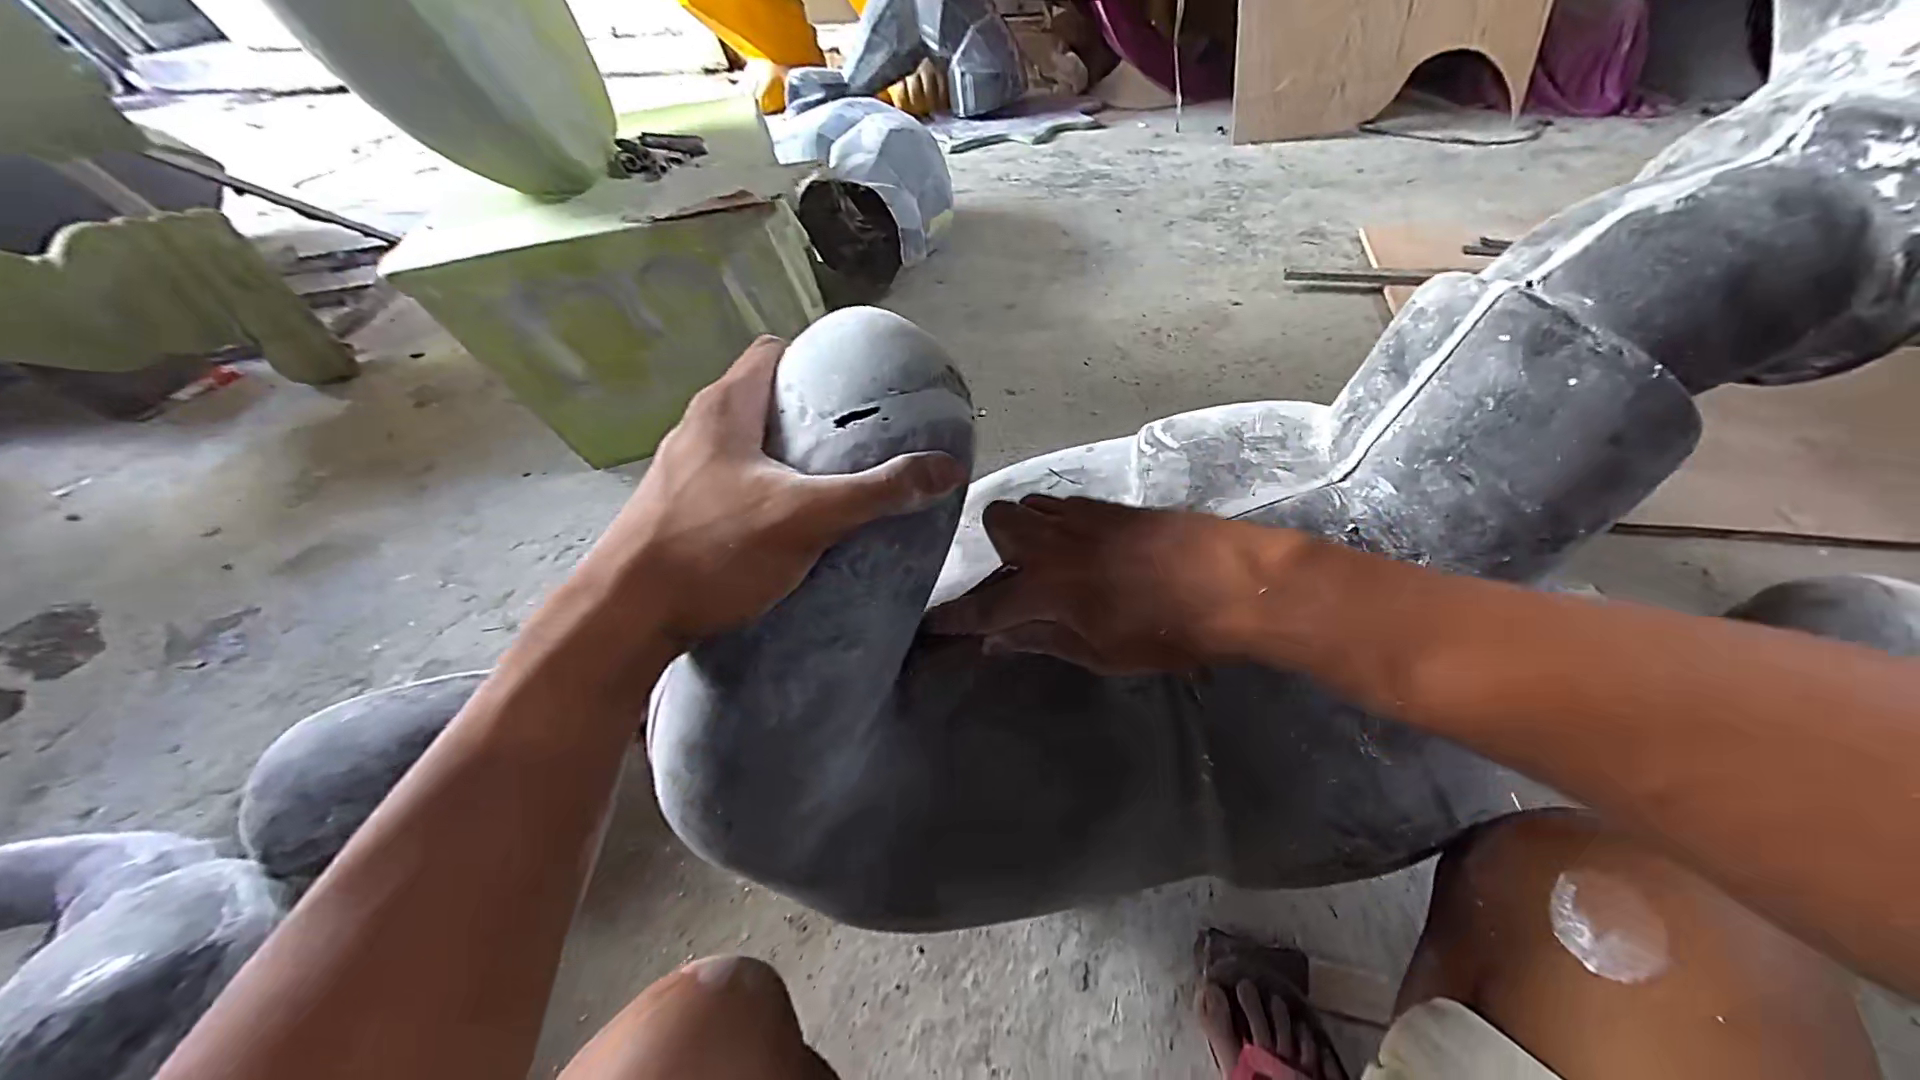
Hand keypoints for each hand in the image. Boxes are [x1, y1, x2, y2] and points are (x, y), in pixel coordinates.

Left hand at [585, 336, 967, 648]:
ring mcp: (683, 473)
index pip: (773, 353)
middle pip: (763, 399)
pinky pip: (734, 482)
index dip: (816, 359)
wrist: (625, 617)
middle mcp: (698, 430)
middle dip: (810, 414)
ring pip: (747, 445)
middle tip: (858, 440)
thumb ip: (877, 492)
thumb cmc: (712, 550)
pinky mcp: (678, 511)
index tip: (857, 386)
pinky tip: (789, 523)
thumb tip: (947, 469)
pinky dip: (766, 489)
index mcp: (724, 409)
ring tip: (832, 482)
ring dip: (788, 456)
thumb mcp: (806, 516)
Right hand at [928, 496, 1303, 674]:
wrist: (1233, 581)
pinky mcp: (1108, 506)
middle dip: (993, 547)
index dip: (954, 618)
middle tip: (1016, 574)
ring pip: (1029, 505)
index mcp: (1045, 588)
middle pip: (997, 523)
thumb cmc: (1165, 631)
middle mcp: (1052, 543)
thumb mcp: (1101, 654)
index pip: (984, 606)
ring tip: (1046, 556)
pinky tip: (1080, 544)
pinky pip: (1062, 504)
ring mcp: (1081, 517)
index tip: (931, 623)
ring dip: (1024, 529)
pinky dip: (1055, 521)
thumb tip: (997, 642)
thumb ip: (1043, 641)